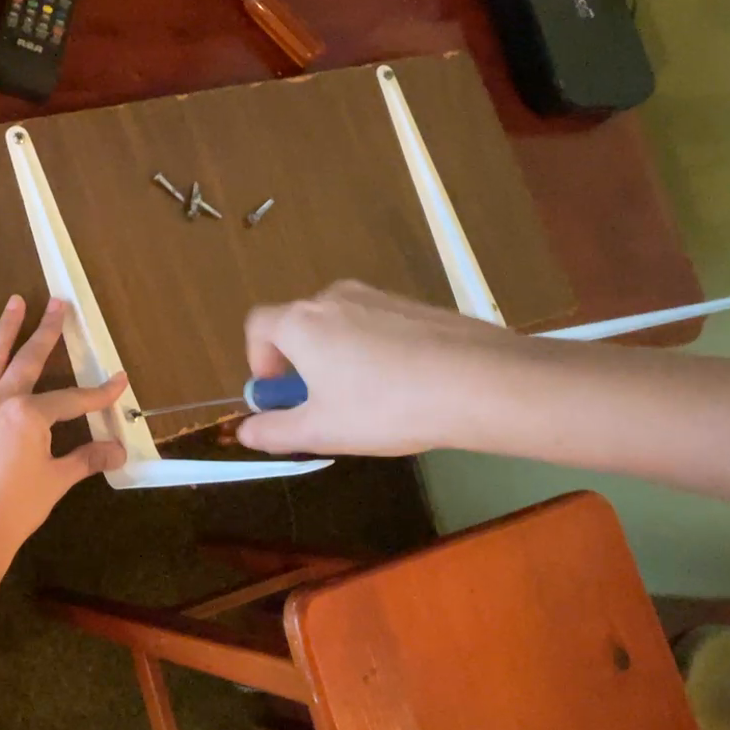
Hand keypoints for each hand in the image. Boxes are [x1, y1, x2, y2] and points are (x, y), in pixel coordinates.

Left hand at [0, 295, 127, 557]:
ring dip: (6, 329)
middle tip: (58, 302)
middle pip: (29, 359)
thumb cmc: (15, 509)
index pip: (73, 398)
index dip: (99, 392)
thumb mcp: (56, 482)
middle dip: (47, 330)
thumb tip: (119, 450)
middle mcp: (0, 401)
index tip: (119, 380)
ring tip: (16, 302)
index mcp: (30, 416)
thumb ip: (86, 459)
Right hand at [236, 280, 521, 456]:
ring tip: (365, 397)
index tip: (277, 392)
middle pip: (298, 324)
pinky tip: (402, 385)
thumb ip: (274, 431)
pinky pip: (376, 324)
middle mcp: (333, 298)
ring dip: (336, 355)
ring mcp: (378, 296)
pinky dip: (374, 349)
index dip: (257, 359)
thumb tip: (245, 432)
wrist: (483, 383)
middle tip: (319, 402)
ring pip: (339, 325)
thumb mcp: (321, 431)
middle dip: (298, 361)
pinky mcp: (415, 304)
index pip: (257, 326)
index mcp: (301, 323)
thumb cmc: (385, 407)